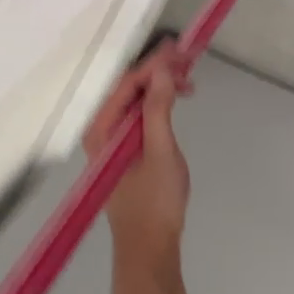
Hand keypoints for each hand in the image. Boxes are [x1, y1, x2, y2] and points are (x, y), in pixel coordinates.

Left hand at [86, 41, 194, 260]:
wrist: (149, 244)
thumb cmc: (153, 199)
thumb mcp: (160, 149)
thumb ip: (158, 108)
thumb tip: (161, 69)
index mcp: (102, 131)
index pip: (127, 84)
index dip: (155, 63)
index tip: (183, 48)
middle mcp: (102, 132)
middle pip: (129, 88)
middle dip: (159, 69)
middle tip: (191, 58)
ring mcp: (114, 141)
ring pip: (137, 98)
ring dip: (162, 83)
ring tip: (190, 79)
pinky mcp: (127, 149)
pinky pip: (142, 112)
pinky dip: (162, 99)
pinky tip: (180, 98)